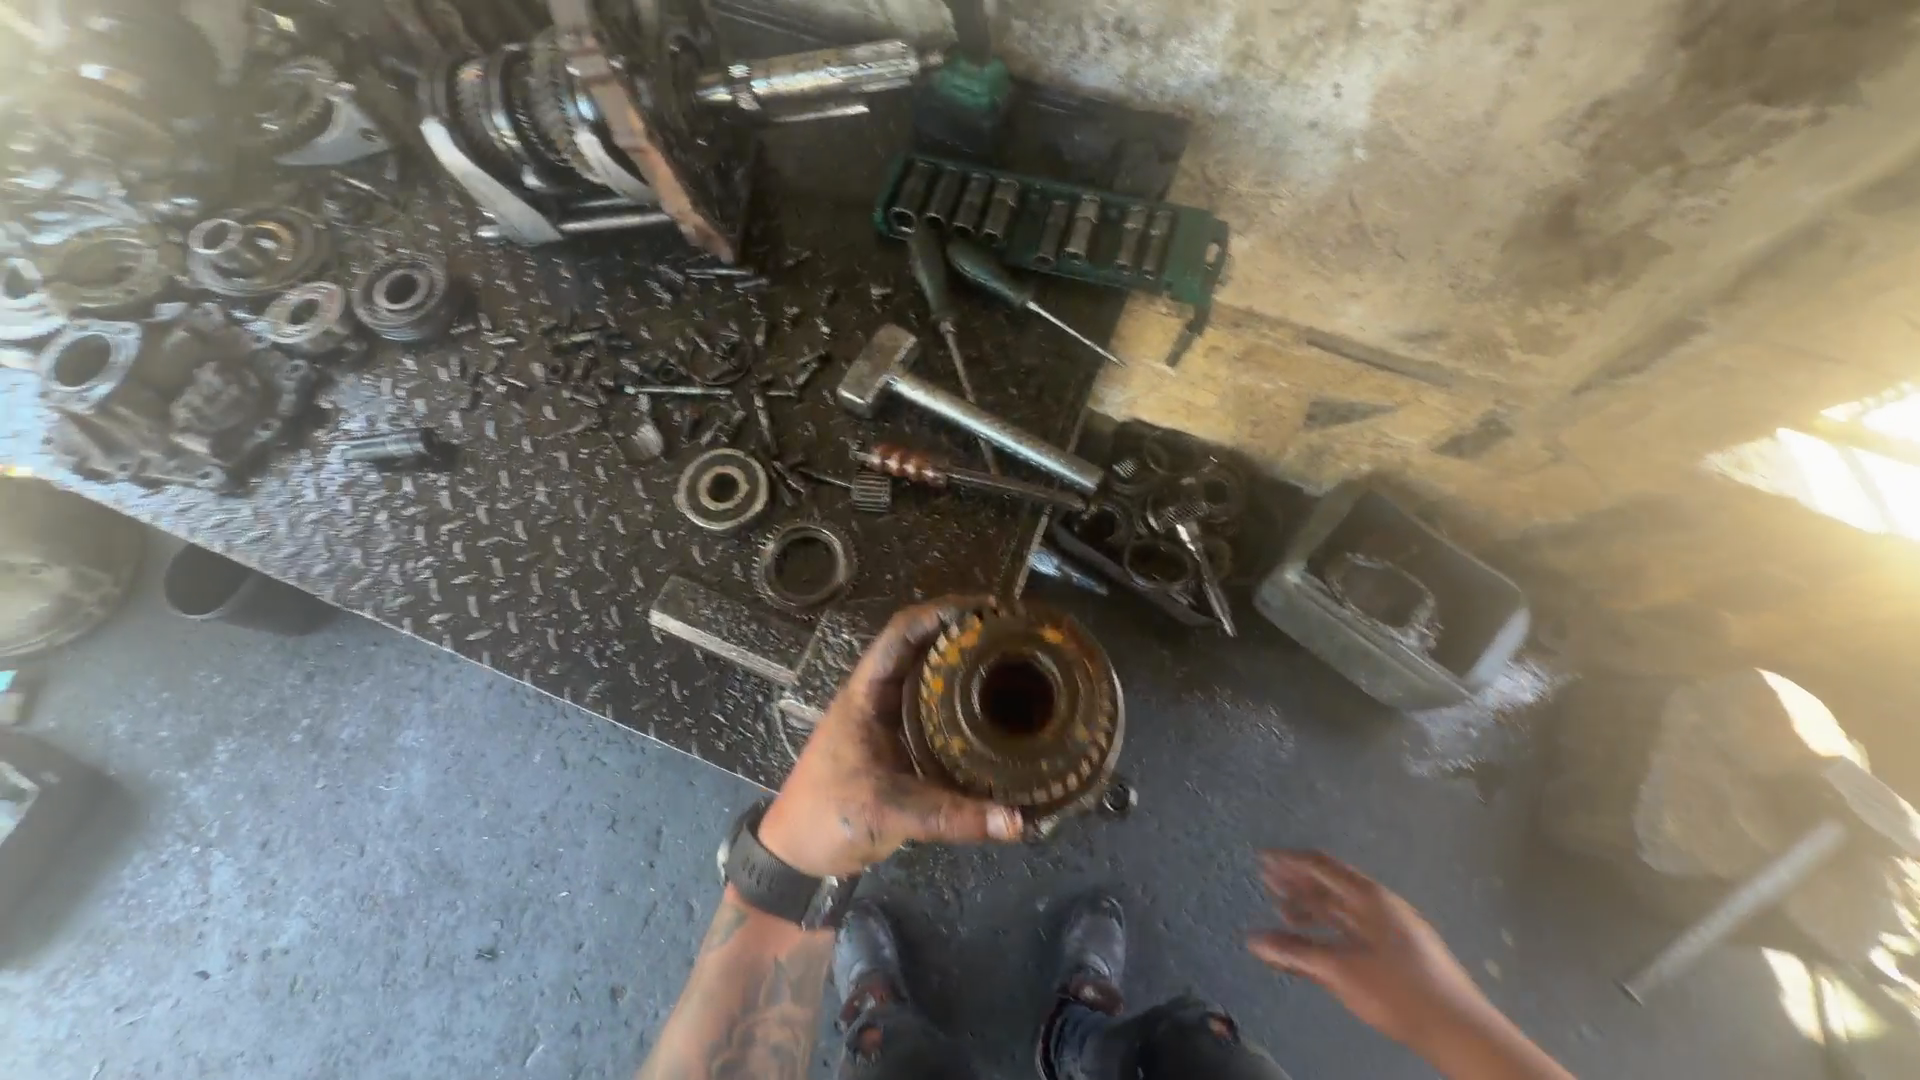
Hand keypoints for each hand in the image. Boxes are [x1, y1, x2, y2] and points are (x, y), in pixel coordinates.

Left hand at [757, 599, 1023, 879]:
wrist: (796, 853)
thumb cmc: (827, 818)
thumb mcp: (888, 812)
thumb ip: (951, 817)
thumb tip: (1016, 821)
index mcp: (866, 695)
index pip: (902, 633)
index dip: (942, 612)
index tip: (988, 609)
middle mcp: (878, 697)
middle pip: (922, 646)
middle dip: (963, 632)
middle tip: (1012, 633)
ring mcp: (888, 719)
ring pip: (929, 675)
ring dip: (964, 662)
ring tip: (1012, 659)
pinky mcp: (899, 742)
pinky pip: (935, 707)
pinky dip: (963, 698)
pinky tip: (996, 707)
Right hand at [1247, 851, 1497, 1050]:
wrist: (1460, 1030)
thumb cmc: (1398, 991)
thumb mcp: (1340, 970)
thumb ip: (1295, 952)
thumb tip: (1253, 939)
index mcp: (1370, 897)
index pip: (1322, 866)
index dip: (1290, 861)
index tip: (1263, 858)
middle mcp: (1381, 906)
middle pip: (1332, 886)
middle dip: (1298, 884)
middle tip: (1268, 881)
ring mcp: (1392, 930)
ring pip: (1343, 911)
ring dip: (1312, 910)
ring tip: (1285, 914)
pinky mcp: (1398, 953)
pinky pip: (1354, 931)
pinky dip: (1330, 932)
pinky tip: (1317, 945)